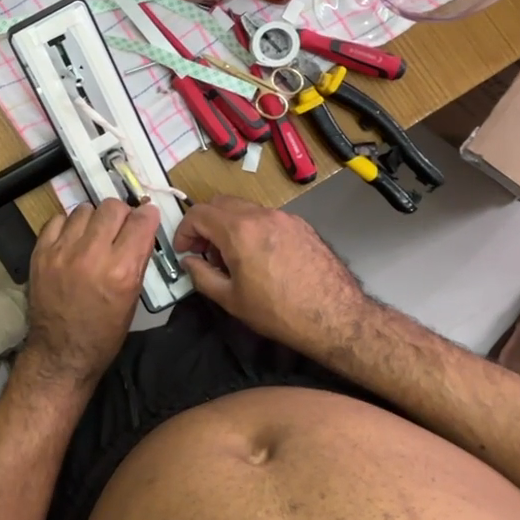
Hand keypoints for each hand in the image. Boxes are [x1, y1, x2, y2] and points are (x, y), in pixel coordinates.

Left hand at [21, 199, 161, 389]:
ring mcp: (63, 251)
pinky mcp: (41, 252)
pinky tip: (72, 240)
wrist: (61, 352)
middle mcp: (92, 255)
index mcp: (121, 270)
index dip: (147, 216)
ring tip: (93, 235)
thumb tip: (142, 229)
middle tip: (119, 227)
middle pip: (112, 207)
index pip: (141, 221)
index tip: (146, 217)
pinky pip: (58, 220)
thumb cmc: (104, 332)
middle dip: (121, 214)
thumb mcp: (132, 298)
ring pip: (84, 209)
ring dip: (93, 219)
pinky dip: (68, 226)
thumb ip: (138, 260)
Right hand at [171, 195, 368, 350]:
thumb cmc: (279, 312)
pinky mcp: (301, 225)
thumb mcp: (230, 299)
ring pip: (244, 208)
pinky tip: (260, 256)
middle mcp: (261, 215)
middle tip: (204, 251)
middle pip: (219, 203)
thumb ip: (201, 275)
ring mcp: (284, 217)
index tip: (185, 250)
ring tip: (233, 256)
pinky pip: (267, 217)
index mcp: (239, 231)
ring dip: (229, 225)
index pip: (198, 214)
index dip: (184, 231)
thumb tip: (190, 262)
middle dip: (205, 224)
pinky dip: (253, 228)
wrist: (335, 317)